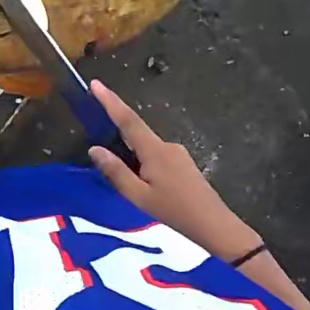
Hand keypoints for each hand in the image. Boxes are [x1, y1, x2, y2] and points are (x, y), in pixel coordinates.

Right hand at [86, 80, 262, 260]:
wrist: (215, 224)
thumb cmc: (175, 211)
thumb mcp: (139, 196)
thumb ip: (116, 172)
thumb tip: (95, 149)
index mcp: (154, 151)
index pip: (127, 120)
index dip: (110, 101)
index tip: (96, 84)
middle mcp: (167, 146)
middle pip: (136, 131)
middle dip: (116, 126)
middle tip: (100, 128)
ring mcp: (177, 154)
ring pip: (146, 146)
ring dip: (130, 152)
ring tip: (121, 171)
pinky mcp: (182, 164)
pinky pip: (155, 155)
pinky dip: (142, 161)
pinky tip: (141, 181)